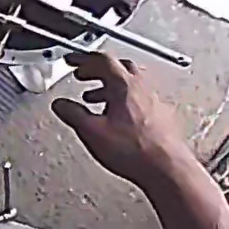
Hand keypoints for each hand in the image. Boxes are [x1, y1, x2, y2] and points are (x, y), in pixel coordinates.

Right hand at [51, 52, 194, 183]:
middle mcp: (142, 90)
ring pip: (130, 83)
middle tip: (83, 74)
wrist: (167, 170)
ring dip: (109, 86)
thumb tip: (60, 104)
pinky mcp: (160, 117)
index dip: (83, 58)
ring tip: (94, 97)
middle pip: (119, 67)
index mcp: (124, 87)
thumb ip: (73, 114)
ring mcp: (154, 102)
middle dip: (97, 69)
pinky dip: (122, 100)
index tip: (73, 61)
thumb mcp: (92, 131)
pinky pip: (139, 99)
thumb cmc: (135, 150)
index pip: (103, 61)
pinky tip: (115, 116)